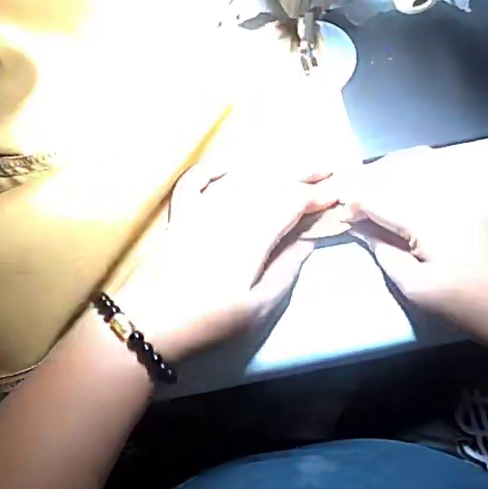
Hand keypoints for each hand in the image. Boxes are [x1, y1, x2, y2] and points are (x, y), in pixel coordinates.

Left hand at [112, 166, 338, 363]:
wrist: (148, 323)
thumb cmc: (209, 320)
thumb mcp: (259, 305)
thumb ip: (286, 268)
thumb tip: (307, 240)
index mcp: (252, 234)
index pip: (291, 202)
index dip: (317, 196)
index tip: (339, 193)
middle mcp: (228, 211)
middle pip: (270, 182)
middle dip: (302, 174)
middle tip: (328, 169)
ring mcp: (200, 209)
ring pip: (241, 177)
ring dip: (271, 169)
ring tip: (295, 166)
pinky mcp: (179, 216)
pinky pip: (197, 181)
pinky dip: (214, 170)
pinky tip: (231, 167)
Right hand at [344, 147, 487, 370]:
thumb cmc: (475, 308)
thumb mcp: (418, 289)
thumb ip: (384, 251)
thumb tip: (360, 226)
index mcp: (434, 219)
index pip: (378, 194)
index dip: (353, 201)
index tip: (340, 214)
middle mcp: (454, 189)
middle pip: (396, 168)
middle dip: (368, 181)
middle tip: (353, 202)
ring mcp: (475, 182)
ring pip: (420, 159)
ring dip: (392, 171)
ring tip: (378, 191)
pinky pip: (445, 164)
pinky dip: (419, 170)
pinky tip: (410, 187)